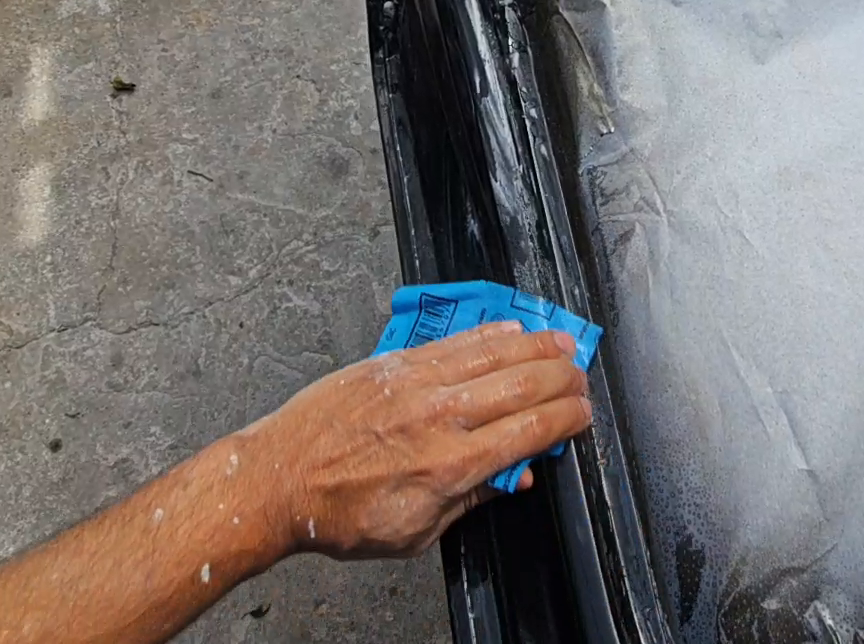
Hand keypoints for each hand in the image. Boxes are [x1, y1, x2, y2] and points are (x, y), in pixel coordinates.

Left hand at [247, 321, 591, 560]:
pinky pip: (458, 341)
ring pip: (496, 354)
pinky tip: (513, 331)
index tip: (583, 414)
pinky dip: (492, 334)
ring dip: (537, 346)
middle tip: (582, 377)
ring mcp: (421, 383)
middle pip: (523, 386)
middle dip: (563, 378)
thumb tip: (517, 476)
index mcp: (450, 466)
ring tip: (563, 342)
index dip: (566, 419)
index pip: (529, 432)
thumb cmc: (341, 512)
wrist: (280, 478)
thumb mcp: (414, 533)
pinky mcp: (400, 362)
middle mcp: (442, 417)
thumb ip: (472, 500)